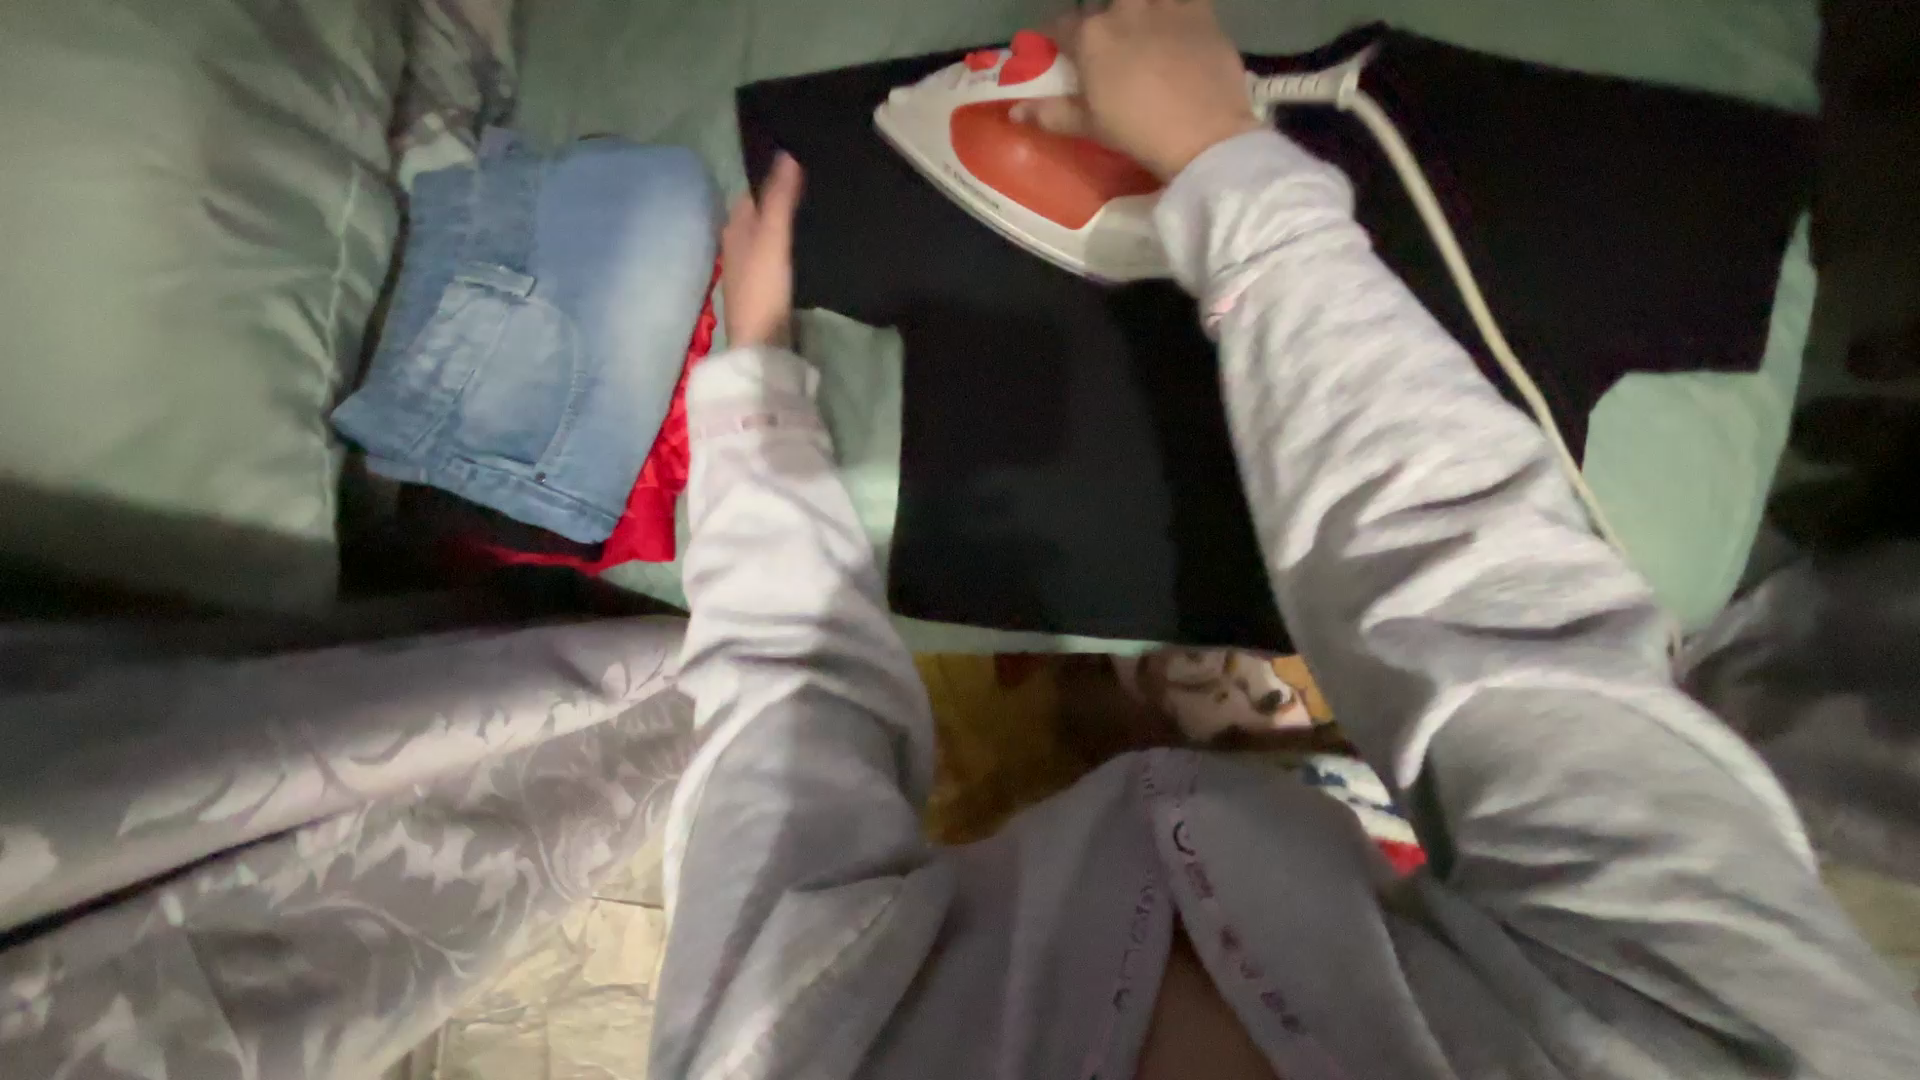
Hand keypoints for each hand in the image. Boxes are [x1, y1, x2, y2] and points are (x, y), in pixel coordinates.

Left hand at [721, 152, 804, 348]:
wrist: (762, 345)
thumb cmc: (764, 289)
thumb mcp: (773, 238)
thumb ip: (780, 198)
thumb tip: (787, 153)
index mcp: (734, 228)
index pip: (754, 192)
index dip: (774, 180)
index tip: (803, 170)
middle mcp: (736, 246)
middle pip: (761, 216)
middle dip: (781, 204)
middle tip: (815, 192)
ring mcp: (749, 272)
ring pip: (768, 239)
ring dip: (786, 230)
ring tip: (816, 218)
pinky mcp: (763, 294)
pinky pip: (777, 262)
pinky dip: (789, 253)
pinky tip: (806, 254)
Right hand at [1011, 0, 1263, 180]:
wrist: (1201, 133)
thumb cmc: (1137, 133)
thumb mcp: (1090, 127)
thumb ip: (1051, 113)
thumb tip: (1015, 111)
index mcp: (1091, 37)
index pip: (1061, 26)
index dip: (1054, 37)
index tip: (1055, 48)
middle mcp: (1123, 10)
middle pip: (1102, 4)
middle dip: (1098, 17)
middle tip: (1104, 38)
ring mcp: (1164, 5)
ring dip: (1134, 10)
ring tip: (1138, 27)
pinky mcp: (1199, 9)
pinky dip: (1172, 7)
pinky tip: (1172, 22)